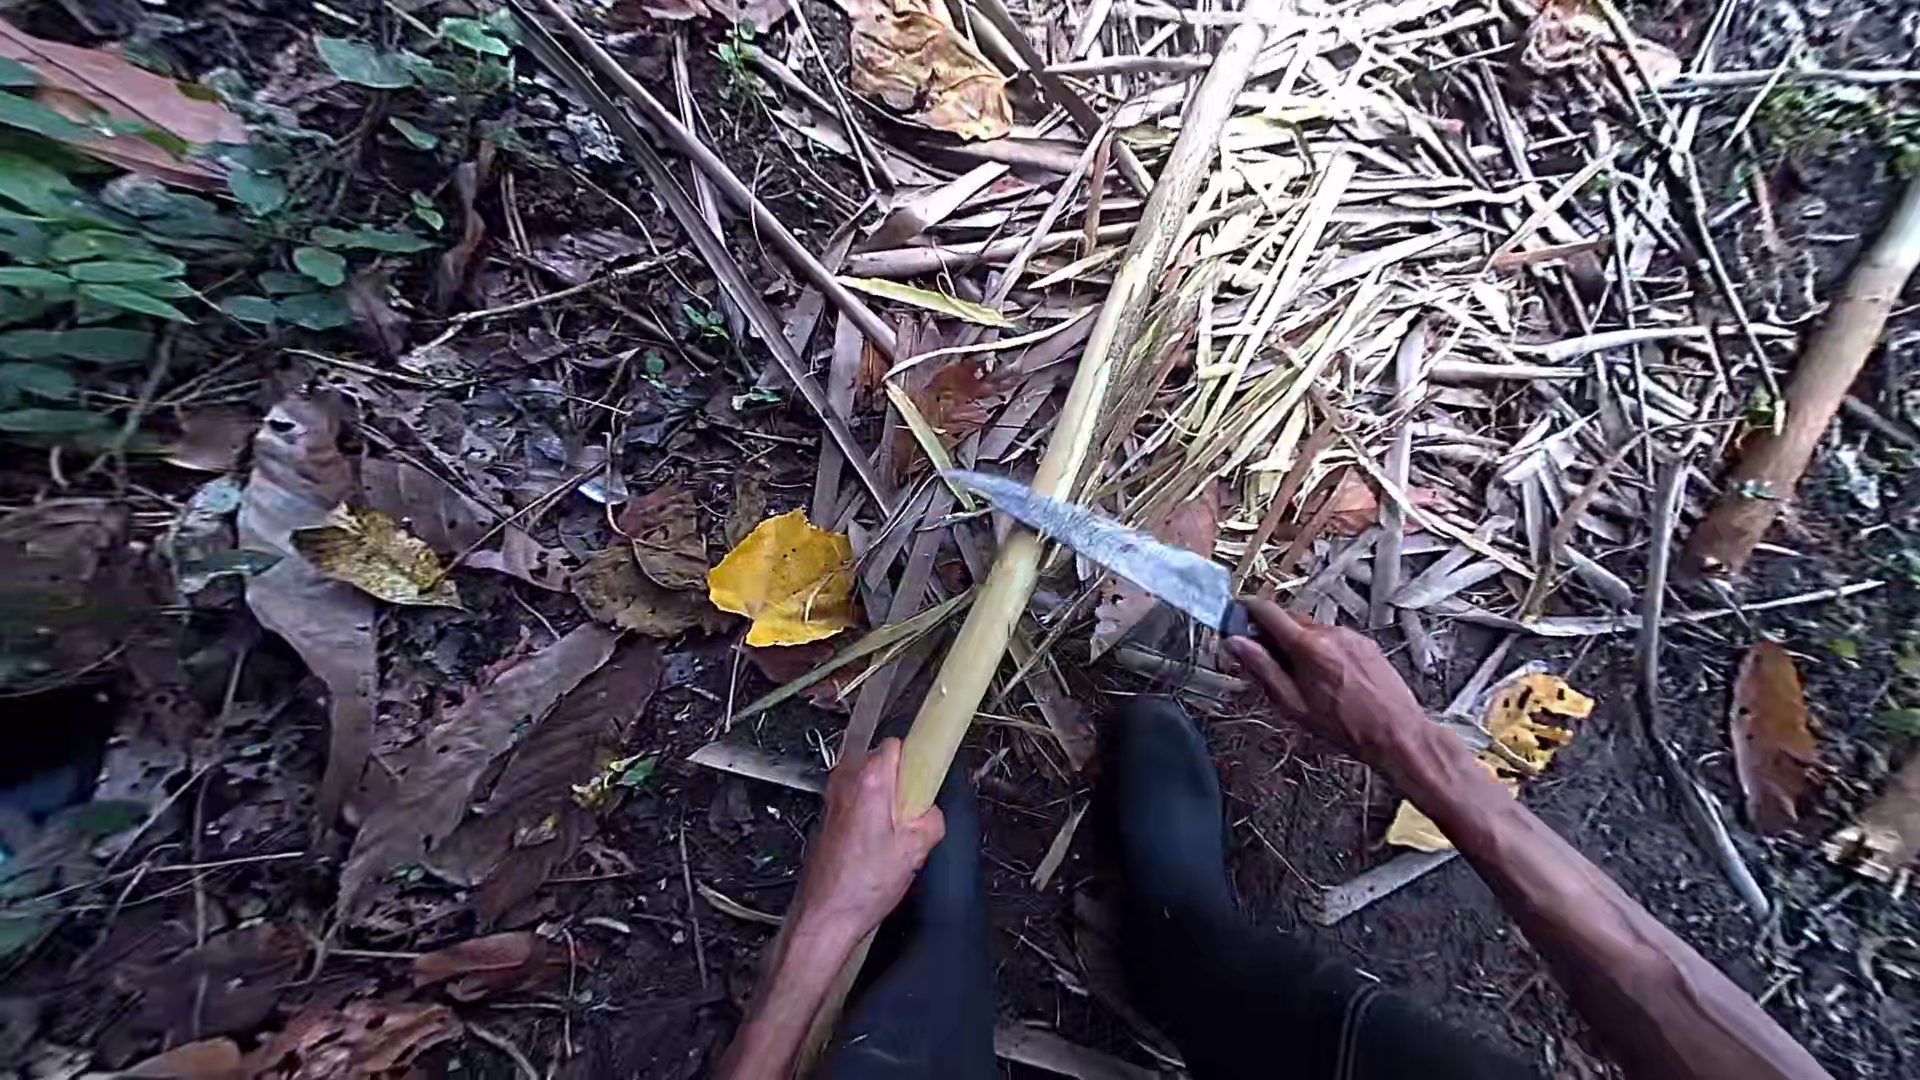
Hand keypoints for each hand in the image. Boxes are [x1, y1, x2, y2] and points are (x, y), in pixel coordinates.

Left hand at [790, 738, 944, 947]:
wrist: (825, 917)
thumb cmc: (861, 887)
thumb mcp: (916, 851)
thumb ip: (933, 819)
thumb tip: (931, 811)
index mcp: (870, 780)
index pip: (896, 744)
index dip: (913, 761)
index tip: (923, 777)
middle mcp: (847, 780)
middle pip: (883, 760)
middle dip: (900, 781)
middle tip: (909, 813)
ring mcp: (834, 794)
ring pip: (869, 778)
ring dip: (883, 796)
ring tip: (890, 832)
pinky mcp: (829, 811)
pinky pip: (857, 795)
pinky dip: (868, 809)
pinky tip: (874, 842)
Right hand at [1224, 596, 1427, 766]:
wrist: (1397, 734)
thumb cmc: (1347, 726)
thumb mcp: (1292, 702)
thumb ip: (1262, 667)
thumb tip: (1237, 643)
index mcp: (1307, 647)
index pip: (1267, 610)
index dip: (1247, 609)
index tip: (1238, 615)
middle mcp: (1329, 633)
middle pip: (1288, 620)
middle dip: (1272, 634)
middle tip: (1268, 658)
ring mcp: (1349, 636)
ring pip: (1310, 629)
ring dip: (1298, 643)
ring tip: (1303, 675)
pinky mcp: (1364, 642)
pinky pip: (1331, 637)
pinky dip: (1320, 648)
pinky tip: (1326, 675)